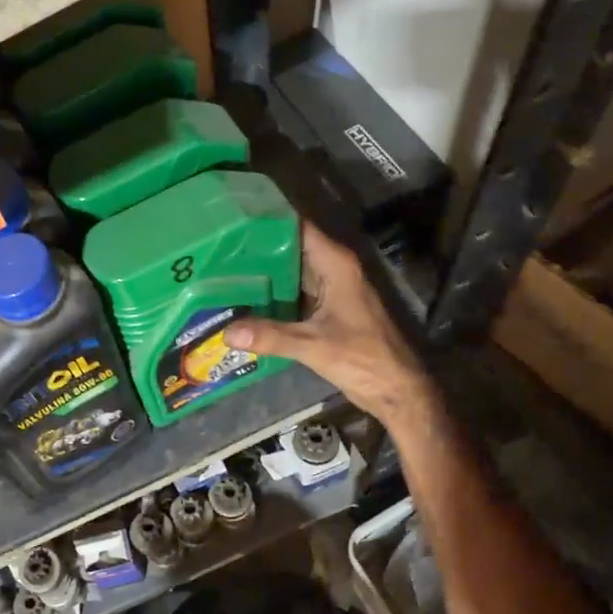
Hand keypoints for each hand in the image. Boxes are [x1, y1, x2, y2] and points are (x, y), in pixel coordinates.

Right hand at [226, 221, 430, 419]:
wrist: (395, 389)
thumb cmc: (363, 358)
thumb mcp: (313, 346)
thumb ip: (270, 336)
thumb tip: (226, 332)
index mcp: (336, 266)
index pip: (298, 230)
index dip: (268, 223)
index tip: (233, 223)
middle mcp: (333, 271)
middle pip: (290, 250)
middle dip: (257, 251)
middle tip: (217, 252)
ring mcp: (330, 292)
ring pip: (290, 275)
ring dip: (262, 276)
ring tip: (222, 273)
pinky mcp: (326, 312)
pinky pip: (293, 296)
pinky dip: (271, 298)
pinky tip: (243, 302)